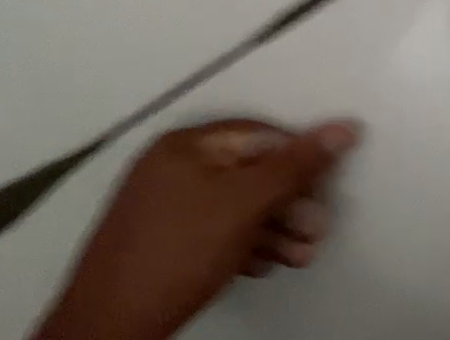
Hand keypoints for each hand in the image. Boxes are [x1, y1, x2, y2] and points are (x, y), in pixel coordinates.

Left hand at [35, 117, 361, 339]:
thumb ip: (297, 164)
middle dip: (291, 203)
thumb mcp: (247, 203)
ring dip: (277, 227)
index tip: (325, 183)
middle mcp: (172, 168)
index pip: (264, 136)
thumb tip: (342, 130)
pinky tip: (267, 261)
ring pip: (239, 206)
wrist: (106, 332)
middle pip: (254, 173)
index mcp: (186, 146)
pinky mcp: (165, 241)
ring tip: (300, 252)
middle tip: (315, 227)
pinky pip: (219, 228)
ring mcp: (165, 206)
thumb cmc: (173, 257)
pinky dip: (248, 242)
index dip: (300, 158)